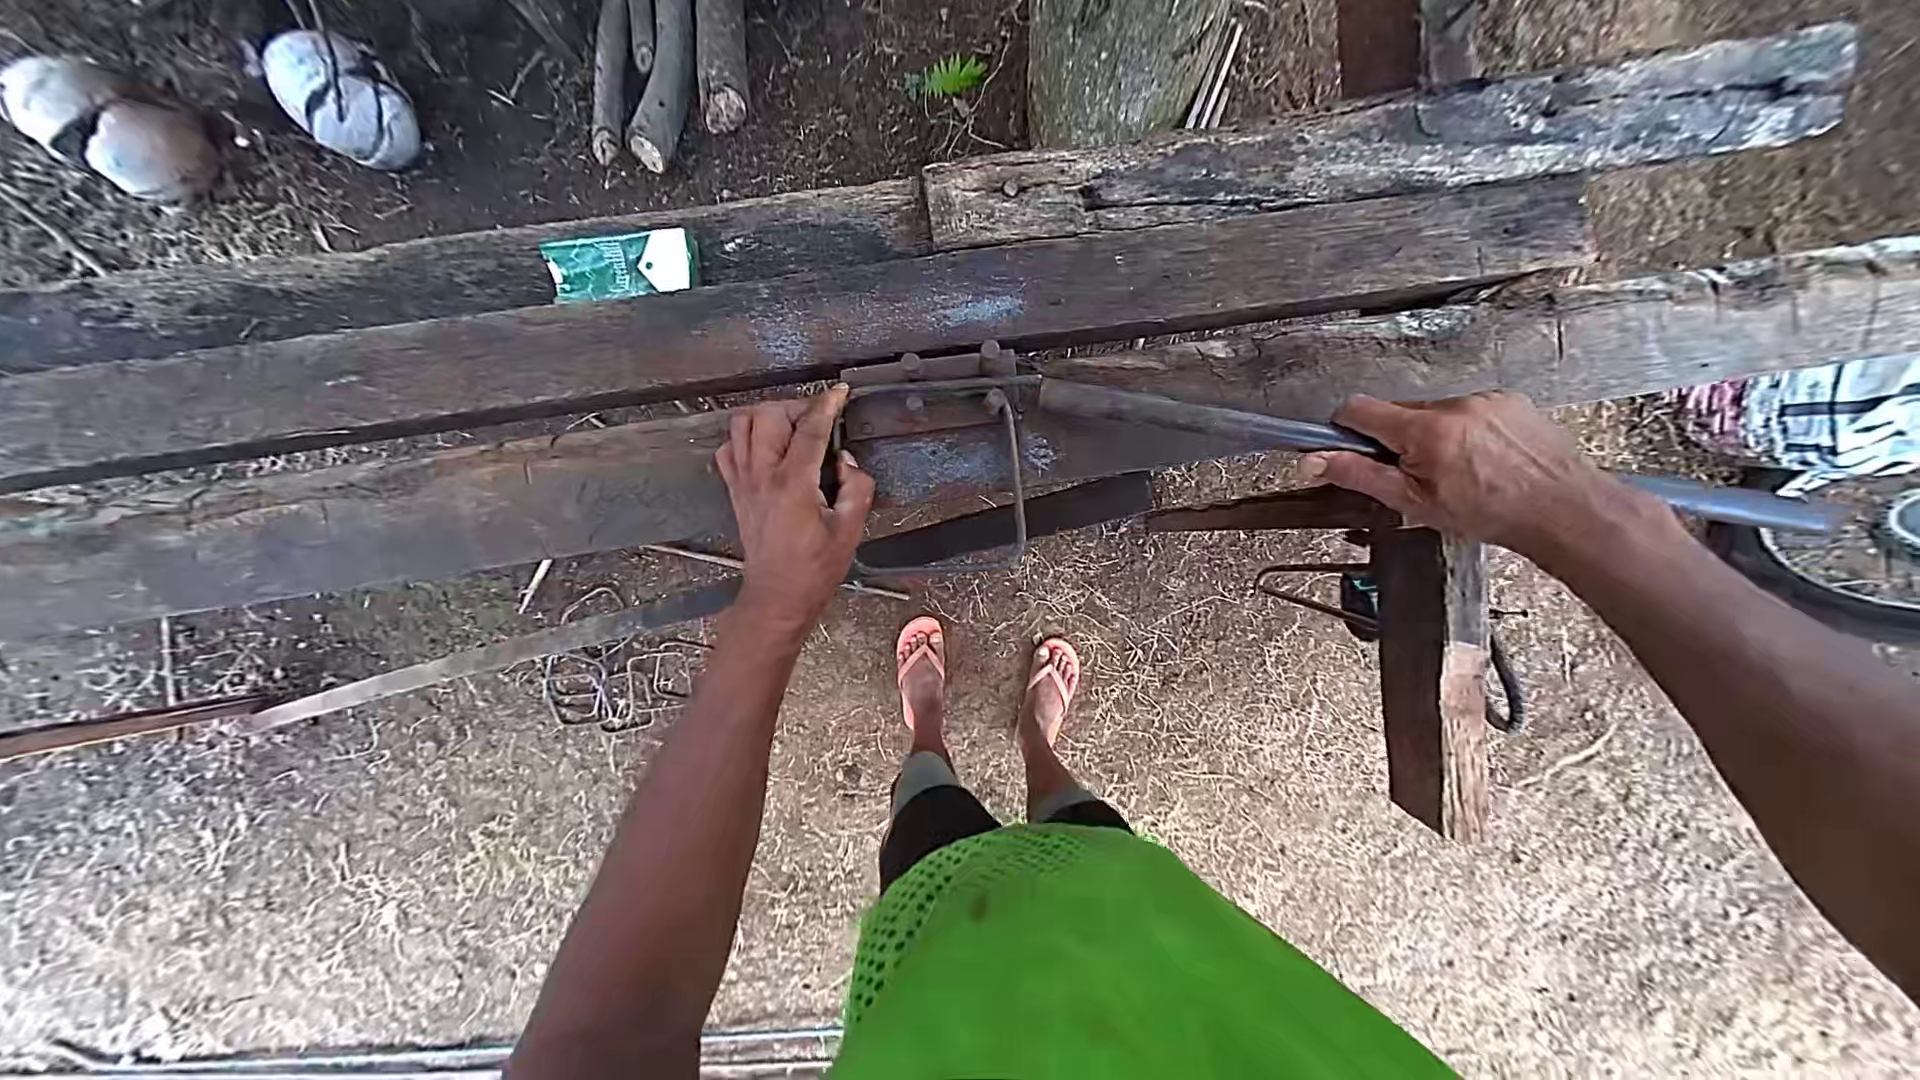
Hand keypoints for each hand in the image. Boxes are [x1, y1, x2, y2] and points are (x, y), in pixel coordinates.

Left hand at [715, 384, 875, 629]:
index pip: (810, 428)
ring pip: (741, 424)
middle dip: (796, 407)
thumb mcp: (850, 530)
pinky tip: (765, 447)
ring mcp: (744, 482)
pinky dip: (744, 438)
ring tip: (791, 427)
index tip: (839, 393)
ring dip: (767, 416)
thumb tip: (848, 462)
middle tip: (817, 418)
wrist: (778, 595)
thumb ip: (856, 488)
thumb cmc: (813, 569)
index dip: (827, 404)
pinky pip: (729, 449)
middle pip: (768, 415)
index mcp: (793, 484)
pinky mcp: (735, 491)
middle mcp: (762, 477)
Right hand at [1299, 391, 1652, 560]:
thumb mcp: (1410, 501)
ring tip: (1448, 468)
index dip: (1344, 428)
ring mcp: (1485, 399)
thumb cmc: (1489, 512)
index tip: (1347, 448)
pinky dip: (1458, 429)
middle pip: (1395, 411)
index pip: (1358, 408)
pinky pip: (1463, 408)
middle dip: (1391, 438)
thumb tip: (1312, 461)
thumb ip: (1356, 474)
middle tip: (1409, 472)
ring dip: (1426, 435)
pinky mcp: (1507, 400)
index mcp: (1426, 429)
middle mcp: (1456, 405)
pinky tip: (1474, 457)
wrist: (1563, 509)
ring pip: (1430, 411)